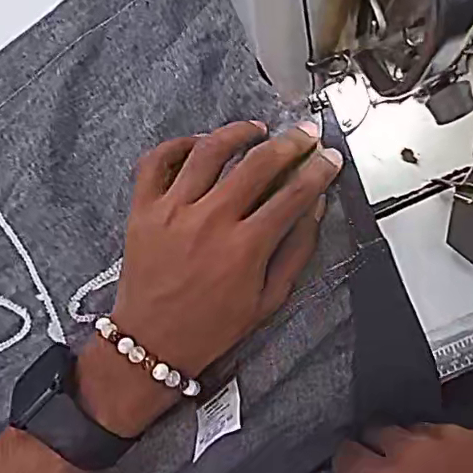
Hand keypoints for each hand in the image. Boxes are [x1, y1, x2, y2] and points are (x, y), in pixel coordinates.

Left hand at [74, 119, 342, 437]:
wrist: (153, 343)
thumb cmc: (209, 327)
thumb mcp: (267, 300)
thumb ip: (296, 251)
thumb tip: (314, 209)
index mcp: (244, 248)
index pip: (293, 194)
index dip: (318, 171)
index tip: (328, 159)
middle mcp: (209, 222)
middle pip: (258, 163)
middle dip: (291, 143)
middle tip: (304, 136)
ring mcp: (173, 212)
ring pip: (210, 150)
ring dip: (239, 132)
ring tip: (257, 129)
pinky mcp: (143, 209)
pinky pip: (157, 161)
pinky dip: (179, 144)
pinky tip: (200, 143)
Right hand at [334, 423, 472, 472]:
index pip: (345, 455)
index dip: (345, 469)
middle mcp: (413, 450)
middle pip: (374, 431)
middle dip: (374, 452)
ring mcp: (449, 438)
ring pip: (410, 430)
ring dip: (407, 448)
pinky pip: (443, 434)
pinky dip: (440, 448)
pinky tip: (456, 472)